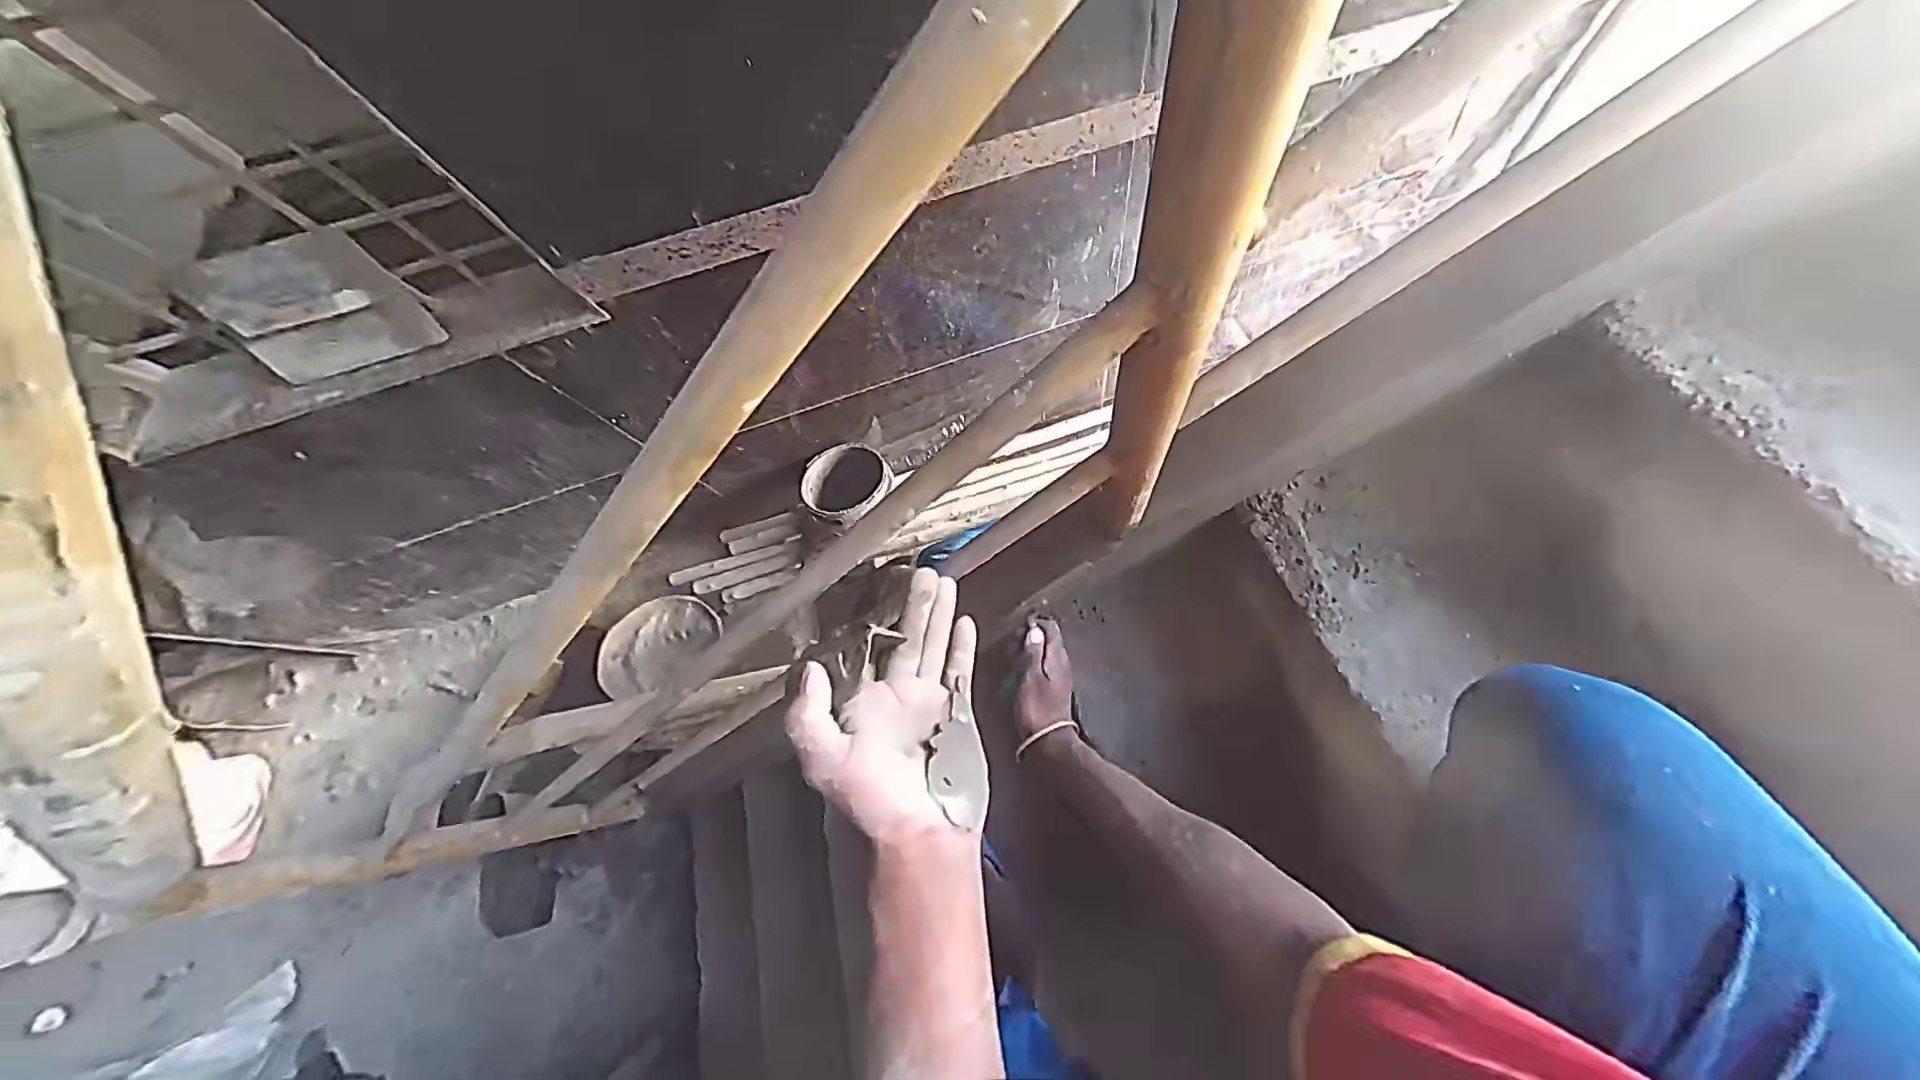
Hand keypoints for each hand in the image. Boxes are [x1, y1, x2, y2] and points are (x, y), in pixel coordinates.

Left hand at [784, 568, 978, 847]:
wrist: (920, 832)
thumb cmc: (870, 799)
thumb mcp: (822, 758)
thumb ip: (808, 713)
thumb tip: (808, 667)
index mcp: (866, 702)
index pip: (870, 649)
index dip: (873, 619)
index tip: (878, 587)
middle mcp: (898, 696)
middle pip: (908, 639)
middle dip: (915, 606)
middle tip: (923, 571)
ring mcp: (930, 703)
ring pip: (935, 648)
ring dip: (940, 616)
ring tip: (944, 583)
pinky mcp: (957, 713)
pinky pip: (959, 672)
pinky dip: (961, 647)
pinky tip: (963, 622)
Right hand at [1013, 616, 1074, 751]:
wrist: (1047, 741)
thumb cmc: (1036, 708)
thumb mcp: (1030, 677)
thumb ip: (1033, 652)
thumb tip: (1034, 630)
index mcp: (1058, 658)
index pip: (1051, 629)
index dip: (1036, 623)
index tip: (1020, 625)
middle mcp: (1063, 664)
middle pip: (1050, 640)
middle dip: (1034, 634)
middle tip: (1015, 638)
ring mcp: (1060, 676)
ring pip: (1048, 652)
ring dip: (1033, 648)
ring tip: (1016, 650)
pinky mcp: (1055, 688)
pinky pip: (1045, 665)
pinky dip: (1035, 661)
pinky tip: (1024, 667)